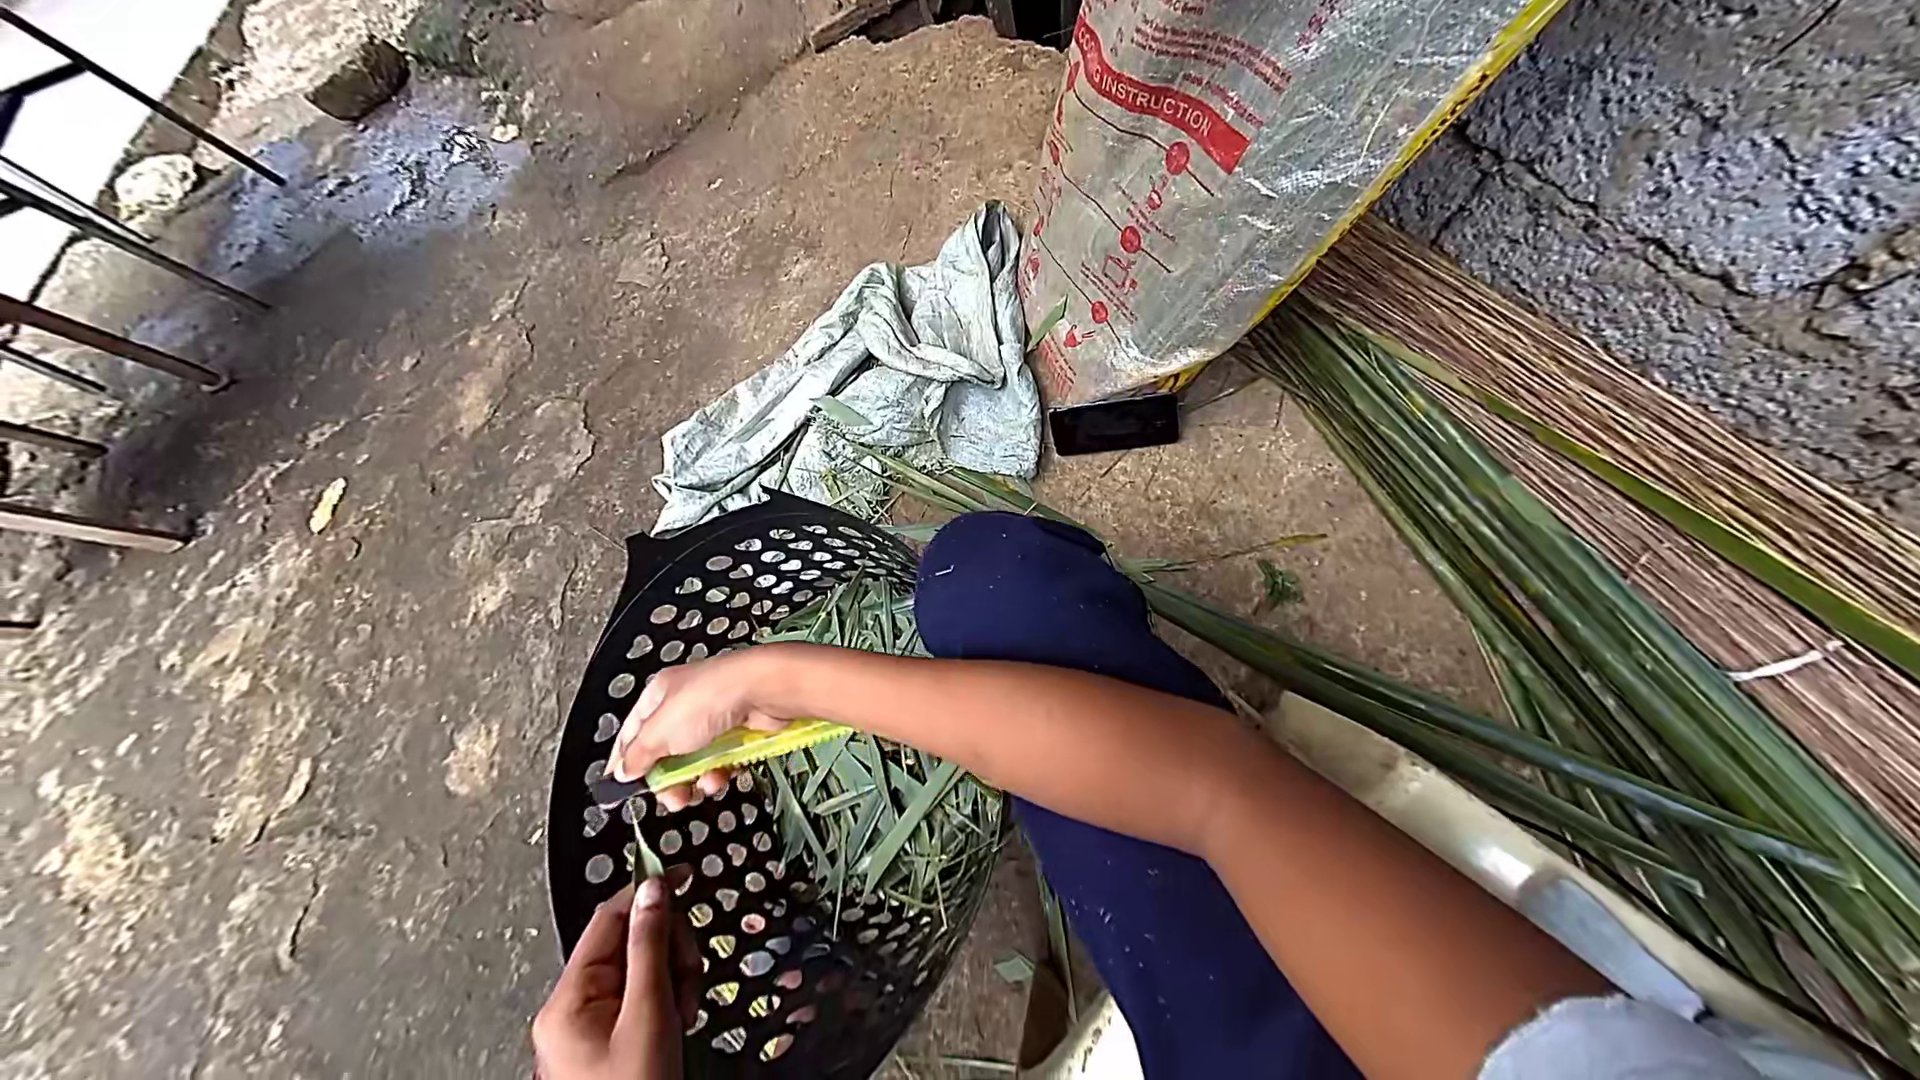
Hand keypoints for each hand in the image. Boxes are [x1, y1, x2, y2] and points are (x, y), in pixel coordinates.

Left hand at [531, 878, 700, 1079]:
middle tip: (690, 974)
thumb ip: (651, 945)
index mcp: (569, 998)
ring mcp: (591, 1023)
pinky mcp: (610, 1036)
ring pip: (644, 965)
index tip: (686, 875)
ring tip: (685, 1006)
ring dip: (675, 973)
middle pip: (631, 940)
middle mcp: (573, 1005)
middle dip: (670, 948)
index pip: (610, 918)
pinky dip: (669, 995)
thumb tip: (655, 888)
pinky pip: (644, 992)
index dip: (649, 892)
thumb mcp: (648, 1013)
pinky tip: (680, 1017)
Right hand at [610, 647, 800, 809]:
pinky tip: (720, 776)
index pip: (632, 732)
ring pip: (696, 760)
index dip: (624, 760)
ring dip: (695, 780)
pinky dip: (720, 772)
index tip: (619, 788)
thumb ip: (639, 755)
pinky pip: (723, 759)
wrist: (764, 691)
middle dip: (667, 779)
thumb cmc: (711, 698)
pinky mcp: (741, 730)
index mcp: (661, 694)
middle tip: (671, 797)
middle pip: (666, 751)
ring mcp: (716, 716)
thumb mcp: (660, 731)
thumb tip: (624, 772)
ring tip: (699, 789)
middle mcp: (687, 703)